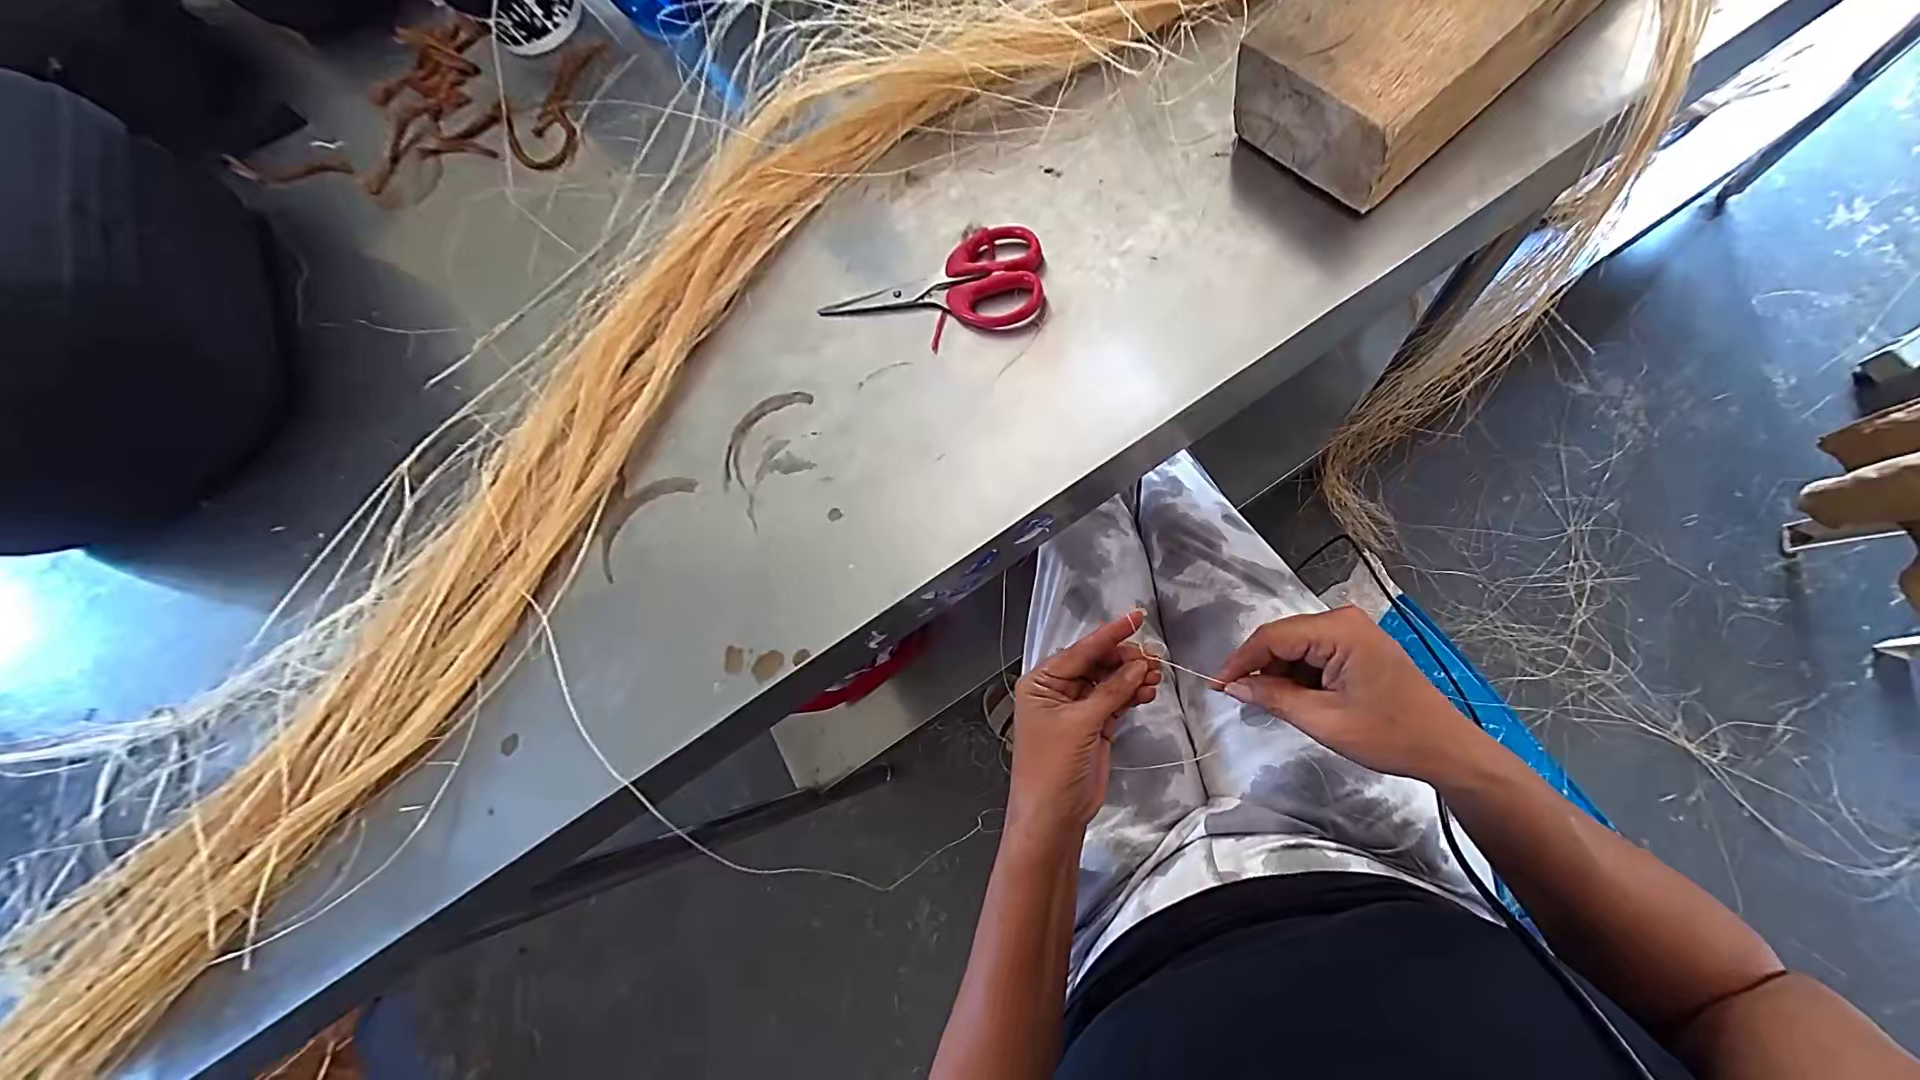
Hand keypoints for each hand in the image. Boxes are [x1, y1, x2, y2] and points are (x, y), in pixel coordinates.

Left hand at [1007, 611, 1160, 843]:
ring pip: (1108, 682)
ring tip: (1156, 674)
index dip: (1109, 635)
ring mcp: (1076, 709)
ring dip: (1131, 677)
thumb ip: (1110, 691)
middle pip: (1095, 664)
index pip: (1079, 651)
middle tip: (1152, 657)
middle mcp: (1056, 691)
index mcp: (1040, 683)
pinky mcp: (1093, 726)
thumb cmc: (1053, 767)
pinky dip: (1131, 695)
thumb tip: (1138, 664)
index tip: (1135, 617)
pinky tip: (1148, 690)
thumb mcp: (1081, 724)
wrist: (1053, 815)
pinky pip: (1115, 702)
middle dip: (1124, 659)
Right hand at [1214, 606, 1492, 784]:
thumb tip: (1233, 685)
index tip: (1218, 685)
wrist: (1449, 751)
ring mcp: (1353, 632)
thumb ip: (1272, 697)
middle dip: (1260, 668)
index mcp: (1339, 630)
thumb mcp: (1323, 720)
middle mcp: (1344, 621)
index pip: (1272, 637)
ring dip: (1280, 674)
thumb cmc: (1391, 735)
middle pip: (1282, 638)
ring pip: (1295, 647)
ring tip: (1274, 703)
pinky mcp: (1358, 646)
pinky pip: (1313, 654)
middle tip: (1241, 697)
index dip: (1240, 660)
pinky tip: (1298, 698)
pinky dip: (1299, 676)